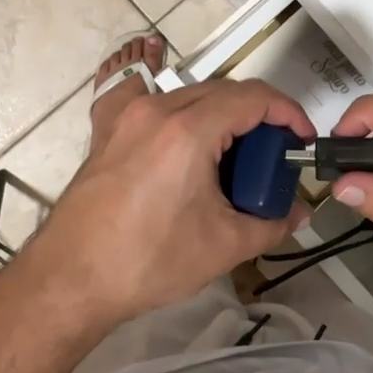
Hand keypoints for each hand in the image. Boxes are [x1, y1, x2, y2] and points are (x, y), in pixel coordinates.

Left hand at [22, 79, 313, 326]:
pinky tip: (179, 132)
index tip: (302, 140)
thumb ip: (272, 223)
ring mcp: (127, 116)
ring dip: (220, 115)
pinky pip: (146, 100)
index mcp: (189, 130)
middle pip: (223, 92)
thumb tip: (301, 214)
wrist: (71, 280)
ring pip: (189, 96)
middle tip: (273, 156)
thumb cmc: (150, 260)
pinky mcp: (106, 131)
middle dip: (258, 117)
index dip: (287, 113)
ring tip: (233, 158)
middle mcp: (157, 110)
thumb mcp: (223, 246)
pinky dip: (174, 109)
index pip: (254, 97)